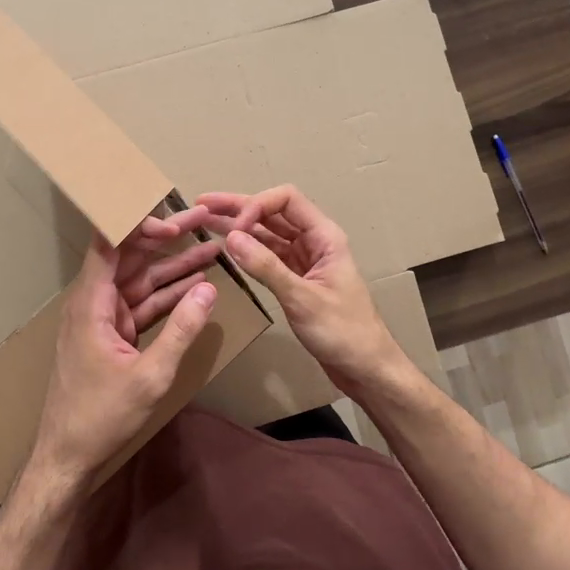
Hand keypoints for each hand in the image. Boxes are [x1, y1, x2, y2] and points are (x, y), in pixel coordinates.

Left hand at [25, 209, 221, 490]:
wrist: (67, 456)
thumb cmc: (101, 416)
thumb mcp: (150, 375)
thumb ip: (181, 330)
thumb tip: (209, 289)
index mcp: (90, 302)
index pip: (109, 244)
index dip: (140, 226)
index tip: (175, 222)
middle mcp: (93, 301)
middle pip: (130, 256)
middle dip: (167, 237)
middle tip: (204, 219)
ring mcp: (102, 317)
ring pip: (140, 279)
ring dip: (174, 265)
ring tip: (212, 246)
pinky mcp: (111, 334)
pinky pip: (142, 304)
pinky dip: (168, 295)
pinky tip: (197, 284)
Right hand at [197, 185, 409, 397]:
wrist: (367, 369)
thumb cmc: (344, 332)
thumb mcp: (302, 299)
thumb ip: (266, 267)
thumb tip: (231, 237)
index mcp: (324, 237)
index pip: (286, 200)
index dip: (257, 205)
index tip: (235, 229)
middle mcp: (314, 242)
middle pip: (273, 213)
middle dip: (239, 207)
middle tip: (201, 204)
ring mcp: (304, 261)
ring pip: (268, 235)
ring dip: (240, 227)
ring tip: (204, 221)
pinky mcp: (297, 281)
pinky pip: (268, 257)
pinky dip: (248, 251)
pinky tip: (226, 249)